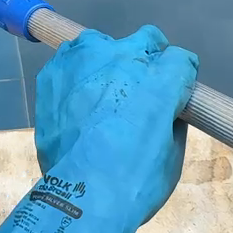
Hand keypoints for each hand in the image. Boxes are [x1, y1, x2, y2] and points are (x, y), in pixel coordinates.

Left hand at [33, 25, 198, 224]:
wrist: (80, 193)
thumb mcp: (171, 153)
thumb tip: (165, 109)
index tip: (174, 88)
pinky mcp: (53, 72)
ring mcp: (83, 60)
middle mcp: (122, 58)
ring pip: (102, 43)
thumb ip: (170, 118)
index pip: (180, 59)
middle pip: (145, 39)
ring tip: (102, 90)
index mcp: (159, 80)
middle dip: (148, 58)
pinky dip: (77, 73)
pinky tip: (75, 99)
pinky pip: (70, 60)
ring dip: (107, 60)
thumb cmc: (135, 181)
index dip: (179, 74)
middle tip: (140, 86)